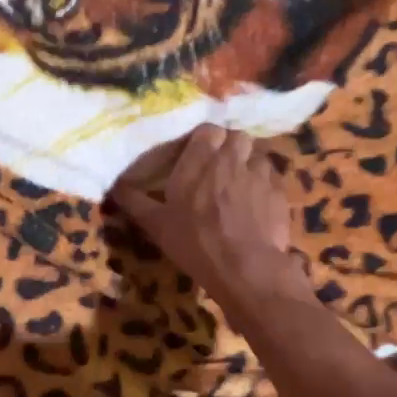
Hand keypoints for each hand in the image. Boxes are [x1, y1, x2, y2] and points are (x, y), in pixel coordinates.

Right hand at [111, 124, 319, 318]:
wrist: (245, 267)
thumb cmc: (195, 241)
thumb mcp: (156, 224)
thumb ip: (135, 201)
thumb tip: (116, 185)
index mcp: (200, 160)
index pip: (208, 129)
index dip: (204, 139)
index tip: (196, 154)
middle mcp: (231, 159)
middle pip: (236, 136)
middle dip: (230, 146)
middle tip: (219, 166)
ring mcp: (260, 175)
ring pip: (257, 155)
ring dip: (249, 164)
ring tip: (240, 183)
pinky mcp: (280, 193)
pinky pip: (272, 178)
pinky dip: (264, 185)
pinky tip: (256, 203)